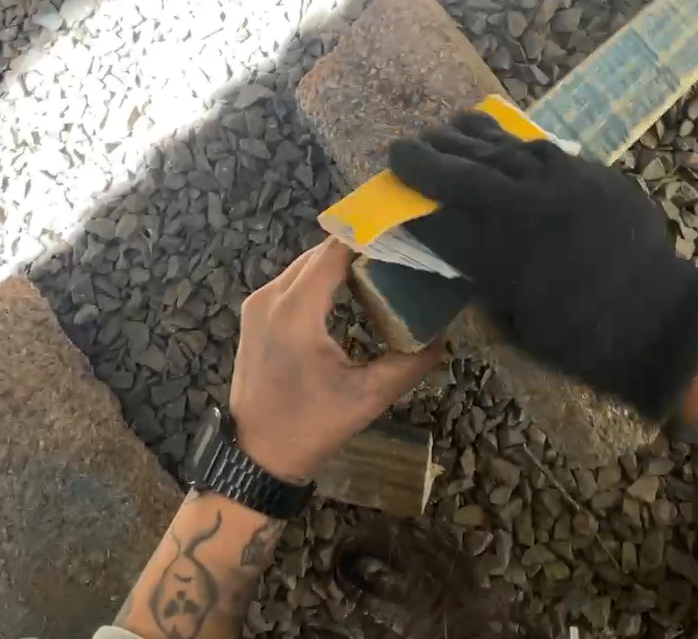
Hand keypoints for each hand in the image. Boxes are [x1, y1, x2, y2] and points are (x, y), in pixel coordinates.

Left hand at [231, 240, 446, 481]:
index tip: (399, 238)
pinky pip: (290, 281)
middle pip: (318, 254)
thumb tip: (443, 338)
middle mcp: (270, 297)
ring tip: (375, 271)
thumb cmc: (310, 427)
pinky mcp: (253, 315)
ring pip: (303, 265)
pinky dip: (317, 279)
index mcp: (295, 312)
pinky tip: (345, 290)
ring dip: (336, 263)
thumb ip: (408, 364)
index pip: (333, 253)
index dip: (366, 240)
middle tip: (394, 256)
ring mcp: (257, 304)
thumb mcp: (366, 398)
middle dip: (355, 250)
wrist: (255, 458)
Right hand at [388, 112, 697, 419]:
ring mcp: (554, 184)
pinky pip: (533, 146)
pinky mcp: (583, 171)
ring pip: (496, 151)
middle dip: (423, 161)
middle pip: (459, 177)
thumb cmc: (583, 336)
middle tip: (399, 149)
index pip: (439, 224)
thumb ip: (485, 281)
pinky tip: (489, 132)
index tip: (392, 196)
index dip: (412, 209)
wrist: (656, 317)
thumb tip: (461, 251)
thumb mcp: (518, 323)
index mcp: (500, 258)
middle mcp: (521, 213)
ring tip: (440, 130)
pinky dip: (505, 139)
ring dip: (461, 140)